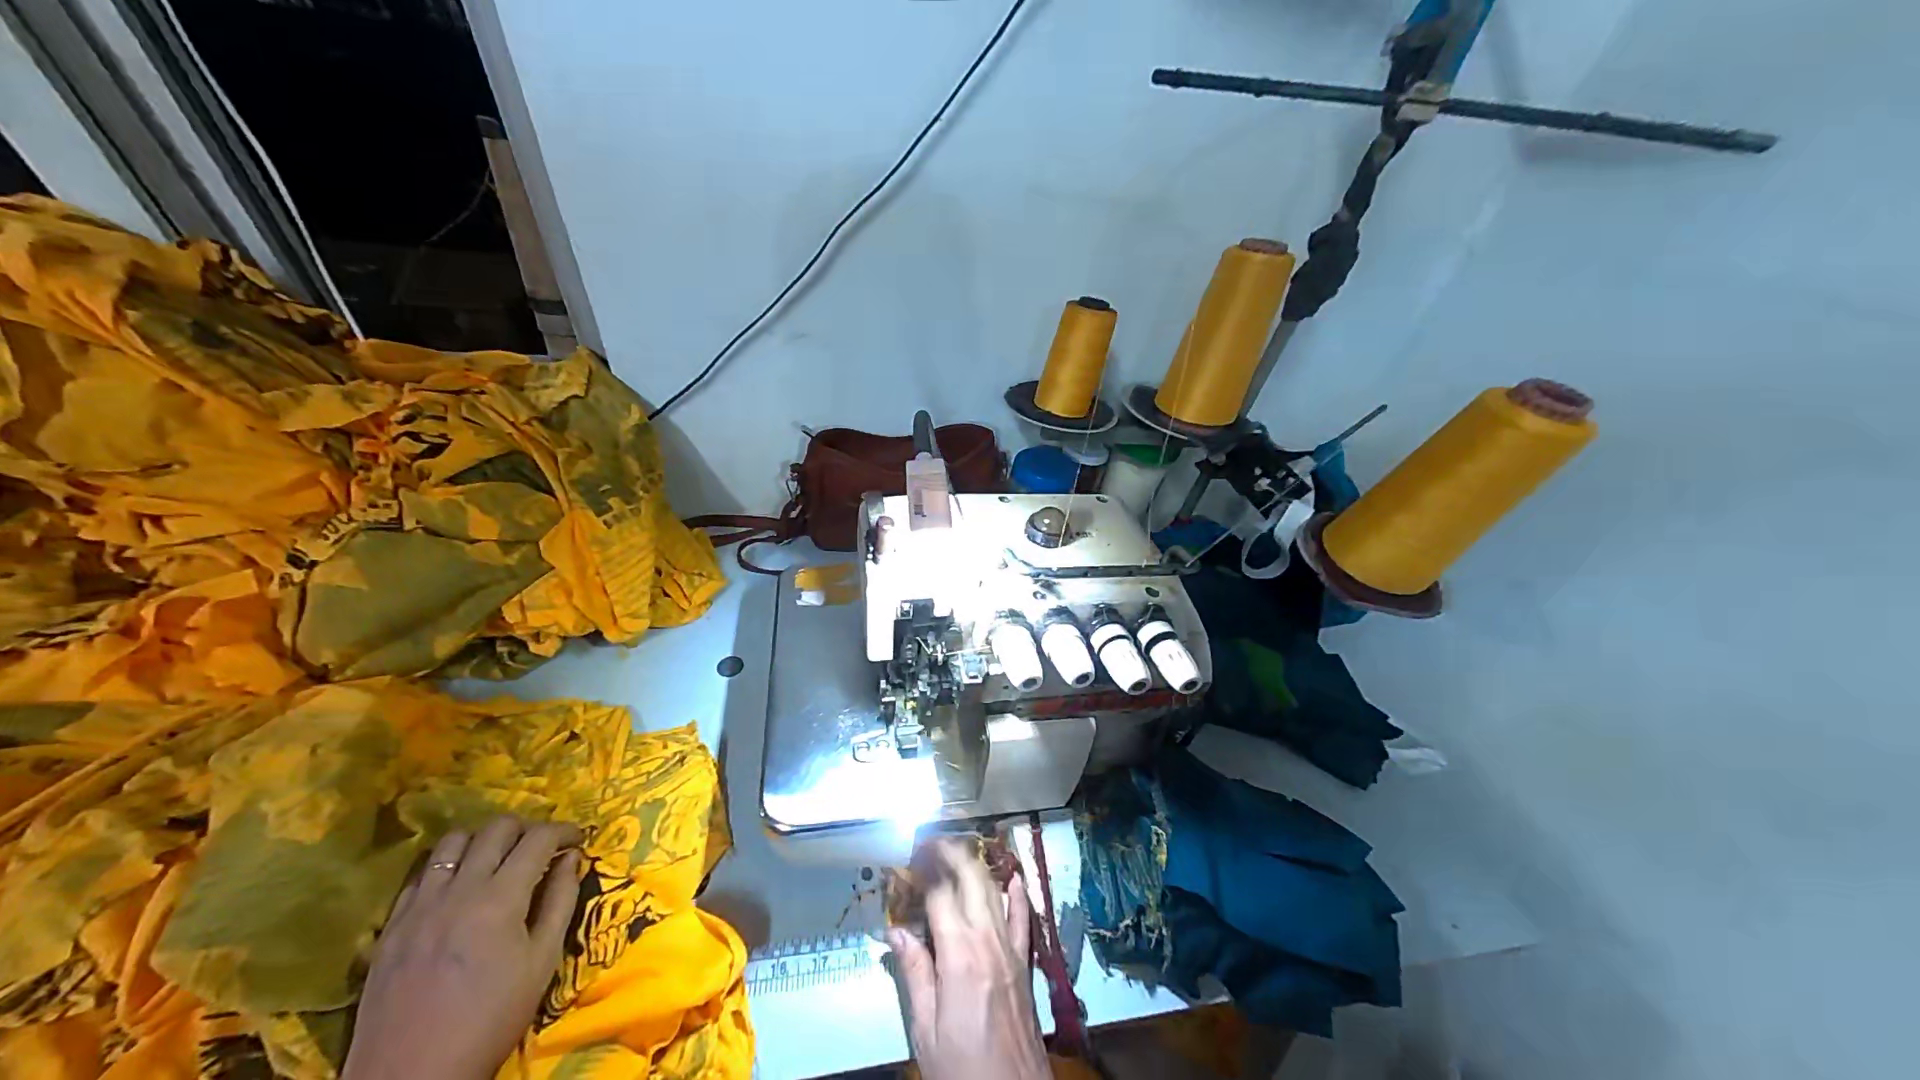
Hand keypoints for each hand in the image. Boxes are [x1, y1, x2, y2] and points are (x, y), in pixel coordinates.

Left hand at [343, 816, 583, 1079]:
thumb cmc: (491, 1019)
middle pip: (495, 828)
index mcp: (499, 898)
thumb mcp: (542, 962)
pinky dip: (446, 867)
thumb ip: (560, 901)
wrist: (410, 1076)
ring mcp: (418, 905)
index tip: (576, 838)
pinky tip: (457, 888)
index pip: (538, 838)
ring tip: (497, 859)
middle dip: (526, 828)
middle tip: (540, 847)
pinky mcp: (390, 925)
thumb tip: (571, 858)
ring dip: (483, 840)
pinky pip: (420, 874)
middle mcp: (458, 889)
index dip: (563, 830)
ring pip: (452, 842)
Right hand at [887, 837, 1049, 1079]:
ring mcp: (1011, 949)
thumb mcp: (925, 1029)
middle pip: (971, 880)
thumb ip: (914, 974)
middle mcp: (987, 941)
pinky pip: (1023, 918)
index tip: (911, 855)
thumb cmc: (961, 1068)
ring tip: (958, 850)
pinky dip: (1017, 894)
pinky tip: (1011, 877)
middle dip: (951, 854)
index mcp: (959, 955)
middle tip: (931, 842)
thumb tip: (895, 932)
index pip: (939, 894)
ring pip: (995, 891)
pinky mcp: (1025, 963)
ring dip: (977, 866)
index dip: (925, 870)